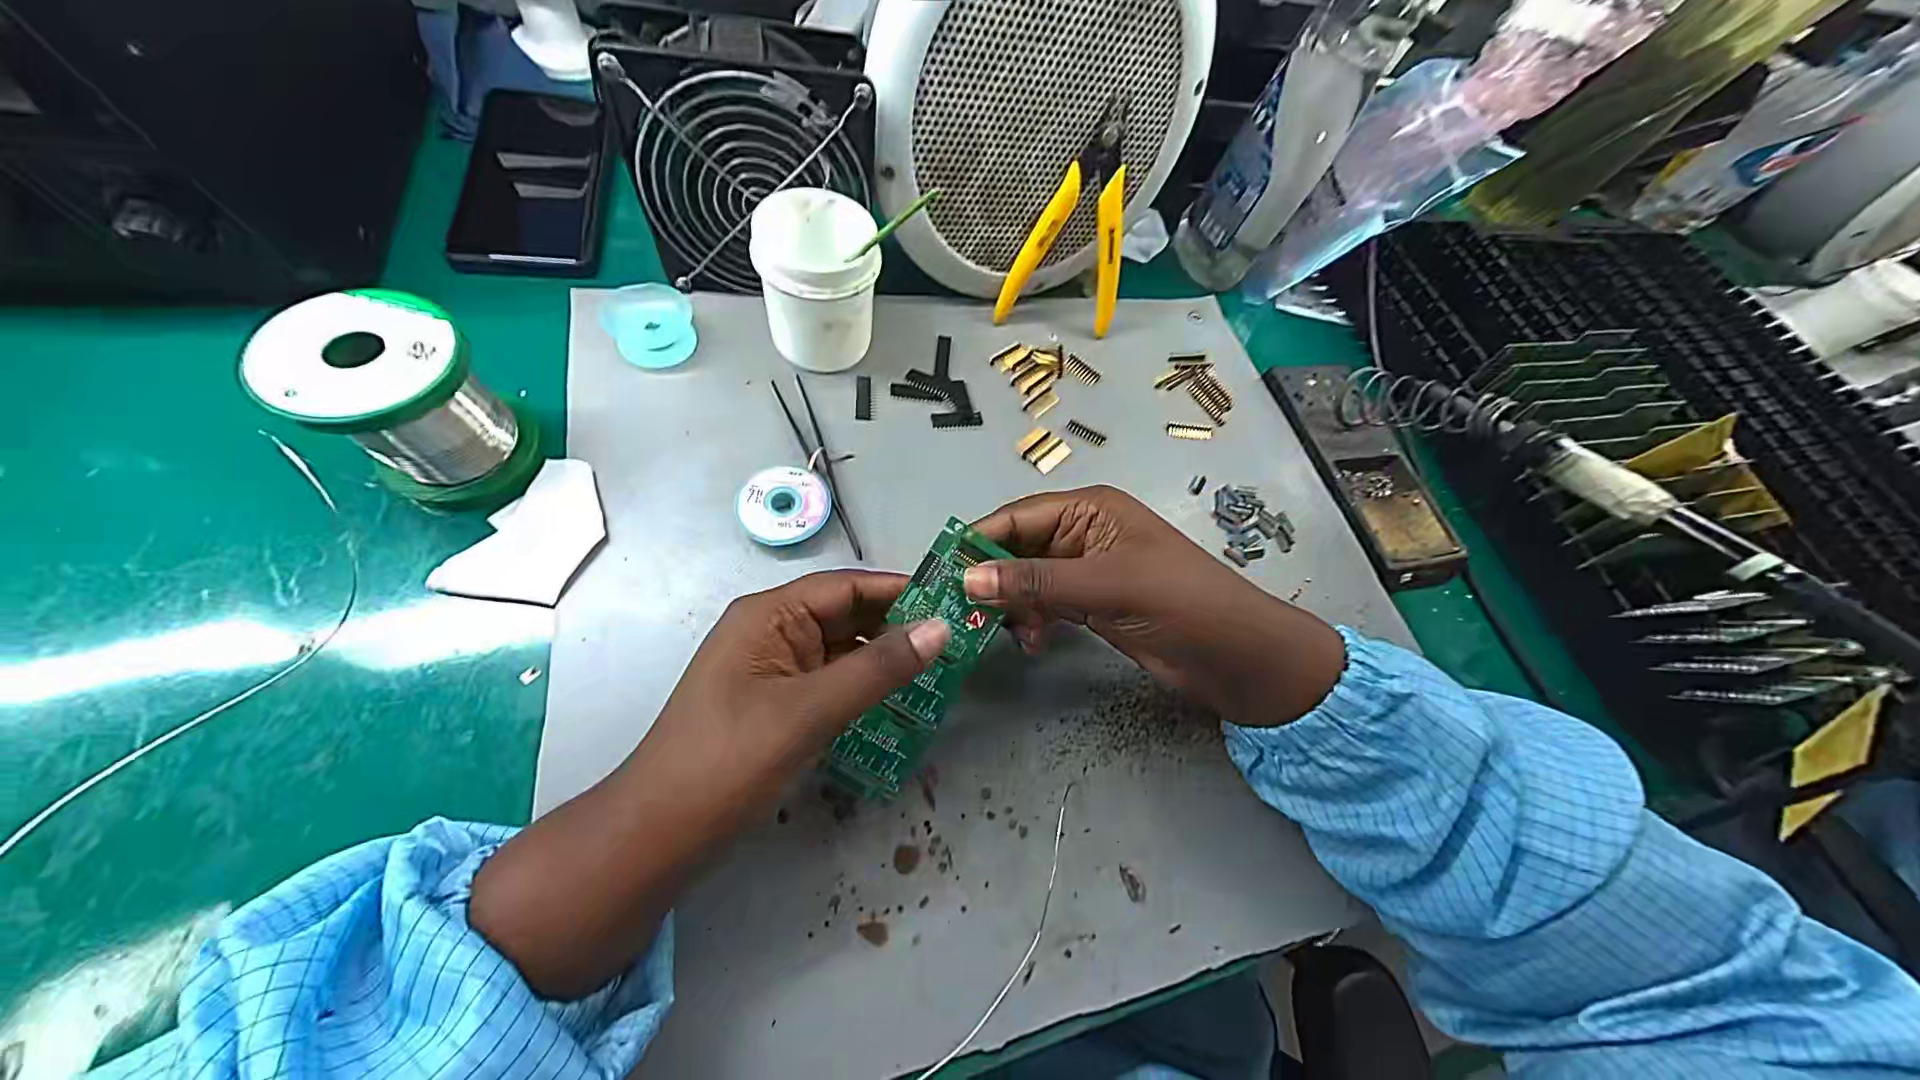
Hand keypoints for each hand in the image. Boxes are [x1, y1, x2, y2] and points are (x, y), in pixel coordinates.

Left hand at [473, 571, 948, 998]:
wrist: (657, 836)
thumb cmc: (729, 761)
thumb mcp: (809, 711)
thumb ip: (877, 668)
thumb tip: (940, 628)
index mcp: (769, 615)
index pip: (847, 586)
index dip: (900, 590)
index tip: (954, 599)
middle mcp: (770, 632)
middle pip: (845, 615)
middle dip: (897, 625)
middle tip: (957, 641)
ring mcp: (772, 670)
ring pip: (840, 651)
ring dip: (883, 658)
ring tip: (940, 671)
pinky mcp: (775, 704)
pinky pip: (829, 681)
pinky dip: (862, 687)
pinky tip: (897, 701)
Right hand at [966, 486, 1344, 728]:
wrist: (1239, 657)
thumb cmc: (1180, 603)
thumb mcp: (1106, 586)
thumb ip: (1035, 582)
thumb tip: (967, 579)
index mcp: (1089, 510)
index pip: (1017, 518)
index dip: (978, 542)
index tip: (942, 572)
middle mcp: (1082, 534)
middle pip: (1016, 550)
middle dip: (992, 579)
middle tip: (963, 611)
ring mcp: (1086, 572)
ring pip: (1026, 581)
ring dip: (1011, 606)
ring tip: (1009, 633)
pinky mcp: (1091, 605)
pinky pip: (1044, 606)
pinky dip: (1031, 623)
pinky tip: (1033, 643)